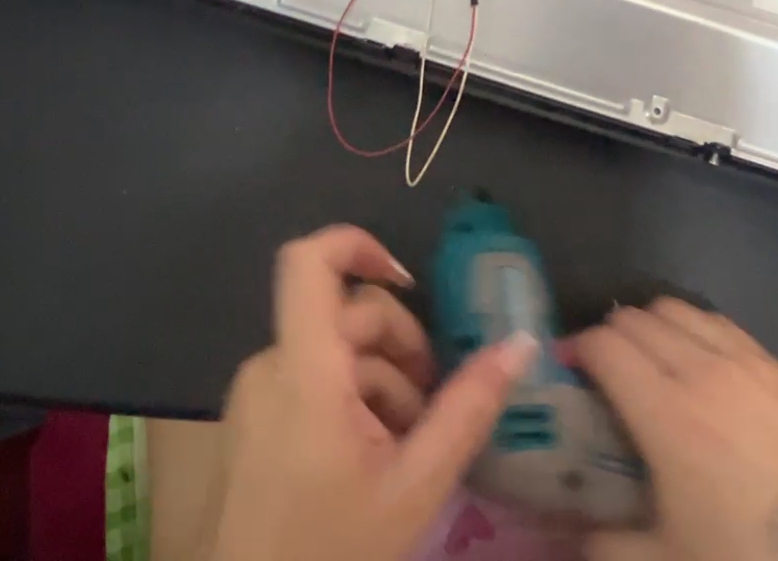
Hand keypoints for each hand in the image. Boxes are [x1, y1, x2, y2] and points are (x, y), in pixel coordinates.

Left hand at [210, 225, 538, 560]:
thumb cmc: (332, 550)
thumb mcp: (417, 483)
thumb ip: (471, 407)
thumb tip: (523, 342)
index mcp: (303, 371)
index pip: (308, 262)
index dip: (360, 246)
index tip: (411, 282)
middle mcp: (271, 366)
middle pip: (349, 315)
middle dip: (403, 349)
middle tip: (436, 405)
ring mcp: (258, 391)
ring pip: (338, 350)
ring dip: (384, 381)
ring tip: (411, 443)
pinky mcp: (255, 414)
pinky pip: (315, 377)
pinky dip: (355, 398)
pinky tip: (377, 451)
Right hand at [574, 300, 777, 560]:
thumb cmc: (743, 560)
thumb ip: (602, 541)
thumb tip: (572, 528)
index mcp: (666, 412)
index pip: (604, 345)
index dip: (575, 349)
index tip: (565, 371)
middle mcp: (702, 370)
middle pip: (636, 318)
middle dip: (608, 337)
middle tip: (600, 374)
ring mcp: (744, 361)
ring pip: (676, 309)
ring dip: (650, 326)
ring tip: (647, 363)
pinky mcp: (775, 365)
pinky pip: (719, 321)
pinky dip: (693, 329)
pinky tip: (695, 364)